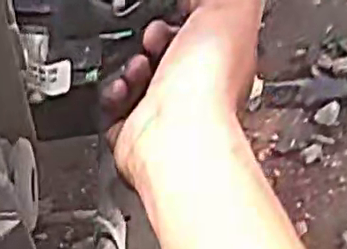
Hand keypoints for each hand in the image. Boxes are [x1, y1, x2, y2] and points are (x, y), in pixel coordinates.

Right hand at [99, 0, 262, 183]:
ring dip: (132, 65)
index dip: (188, 17)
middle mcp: (194, 95)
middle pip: (168, 59)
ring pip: (140, 84)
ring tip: (137, 65)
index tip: (179, 8)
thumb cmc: (209, 81)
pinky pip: (115, 112)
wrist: (175, 132)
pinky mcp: (134, 137)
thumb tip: (199, 1)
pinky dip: (112, 97)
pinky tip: (120, 88)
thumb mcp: (233, 7)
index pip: (202, 36)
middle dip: (156, 40)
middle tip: (153, 39)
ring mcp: (163, 119)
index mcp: (223, 64)